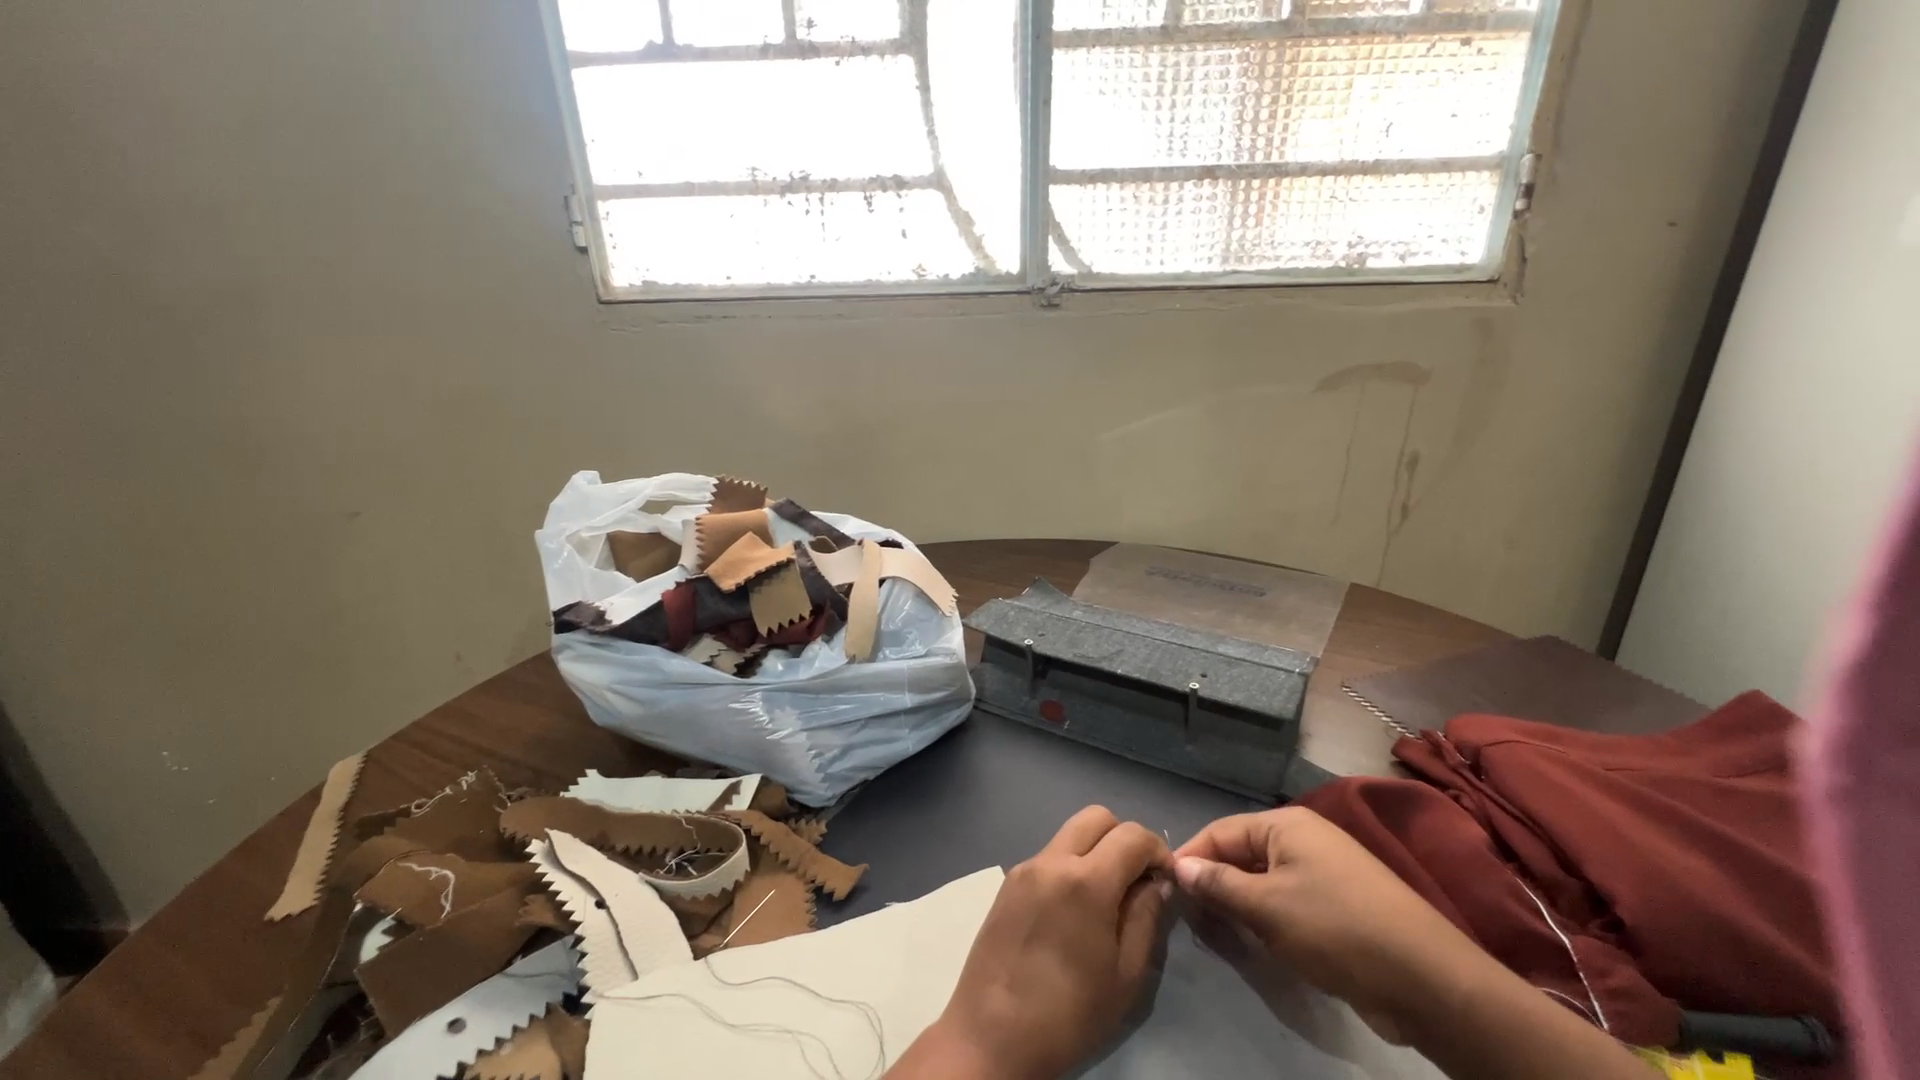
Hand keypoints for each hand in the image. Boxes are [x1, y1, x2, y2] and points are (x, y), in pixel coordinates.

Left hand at [894, 806, 1173, 1079]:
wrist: (991, 1037)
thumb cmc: (1068, 1015)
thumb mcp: (1126, 975)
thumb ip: (1146, 917)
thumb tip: (1156, 883)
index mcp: (1085, 881)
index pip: (1132, 835)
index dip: (1158, 851)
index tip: (1166, 882)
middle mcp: (1051, 861)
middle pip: (1096, 818)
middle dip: (1124, 839)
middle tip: (1137, 881)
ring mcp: (1023, 870)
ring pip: (1069, 834)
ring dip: (1095, 851)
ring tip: (1107, 900)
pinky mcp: (1006, 886)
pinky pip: (1048, 857)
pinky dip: (1070, 866)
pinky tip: (1074, 912)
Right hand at [1173, 806, 1486, 1038]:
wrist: (1424, 978)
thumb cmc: (1335, 929)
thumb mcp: (1266, 907)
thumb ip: (1218, 884)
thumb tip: (1178, 866)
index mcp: (1287, 825)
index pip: (1220, 831)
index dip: (1190, 857)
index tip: (1164, 888)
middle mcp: (1305, 838)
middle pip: (1242, 853)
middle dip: (1213, 881)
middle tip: (1187, 916)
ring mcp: (1326, 871)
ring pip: (1264, 880)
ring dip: (1239, 903)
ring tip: (1215, 931)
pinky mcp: (1340, 904)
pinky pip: (1287, 900)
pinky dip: (1266, 917)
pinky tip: (1255, 941)